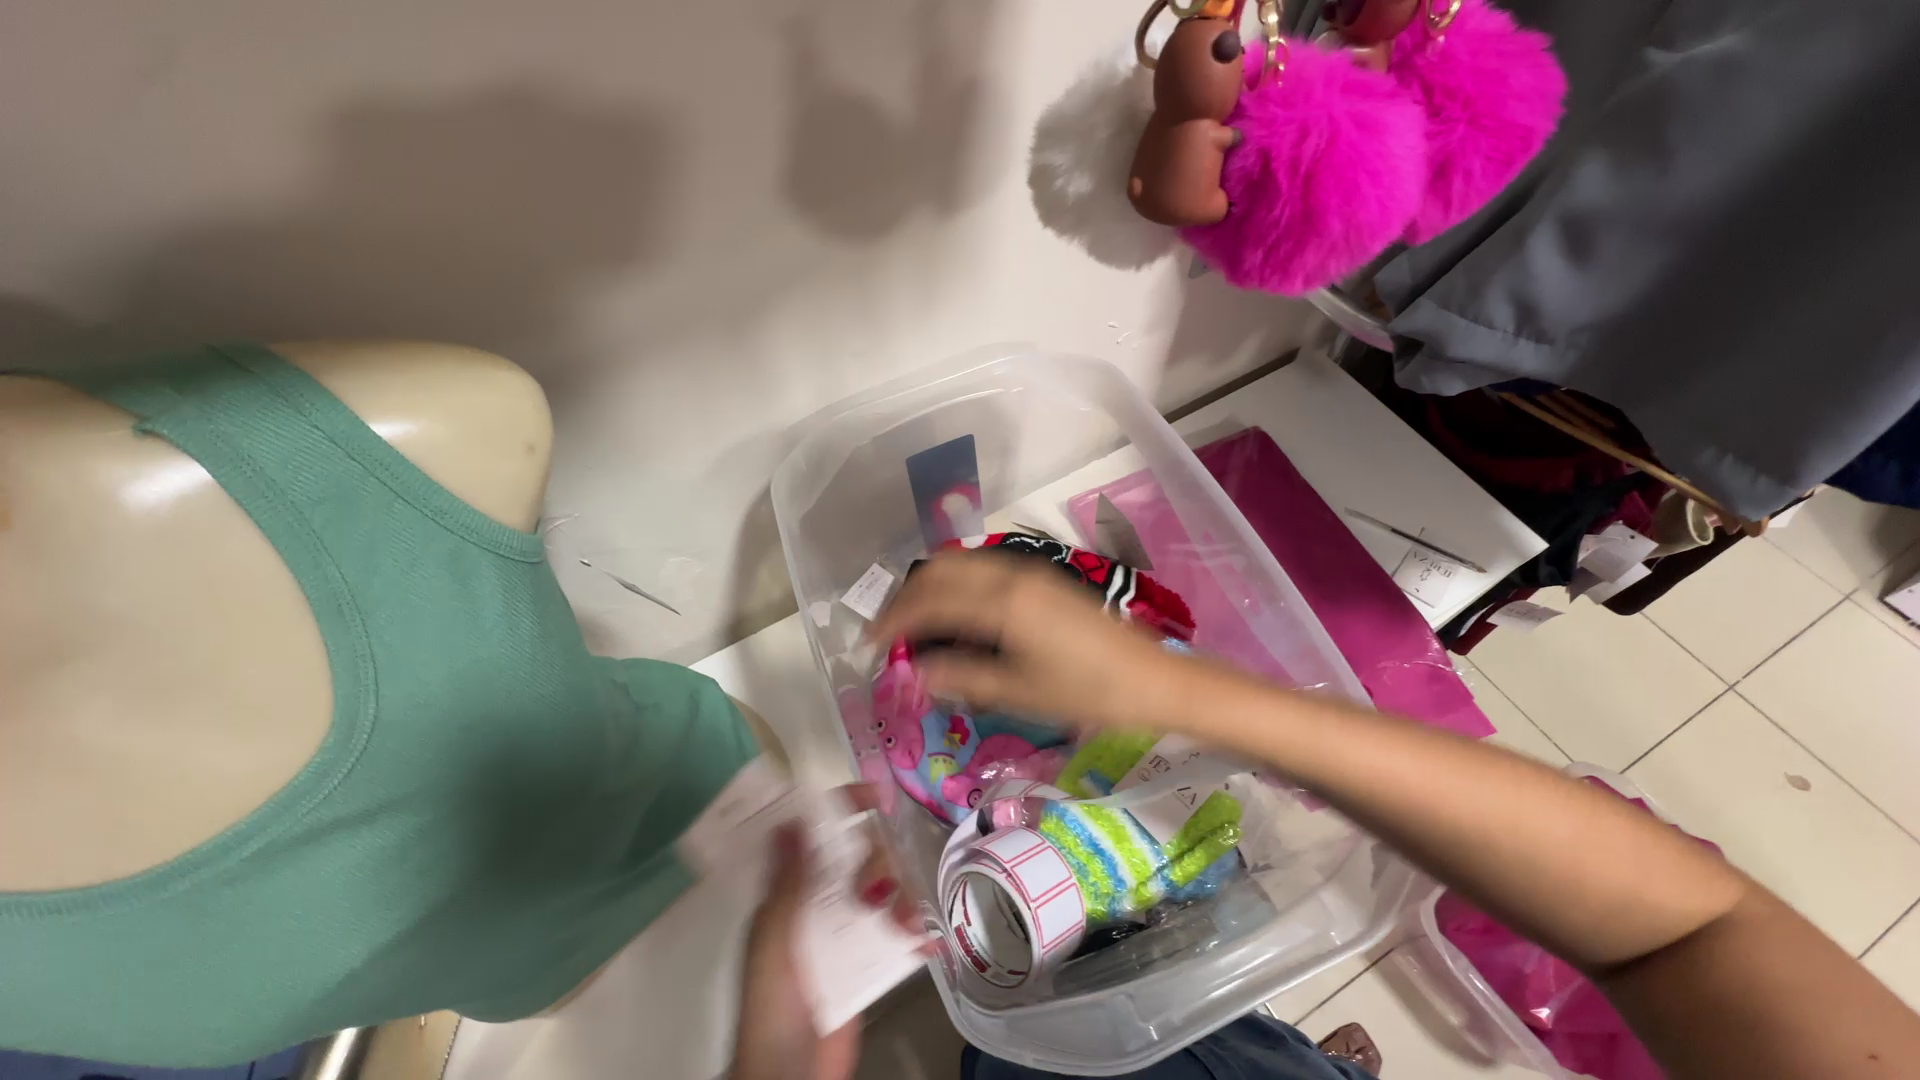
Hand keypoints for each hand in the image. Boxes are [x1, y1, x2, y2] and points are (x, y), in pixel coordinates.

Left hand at [727, 788, 917, 1079]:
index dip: (841, 807)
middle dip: (881, 862)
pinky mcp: (870, 960)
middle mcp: (819, 902)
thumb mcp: (773, 942)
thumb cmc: (770, 1007)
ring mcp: (846, 930)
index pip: (816, 833)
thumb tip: (791, 822)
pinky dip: (915, 930)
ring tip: (908, 926)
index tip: (874, 796)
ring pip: (885, 887)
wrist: (789, 1078)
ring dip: (904, 896)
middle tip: (882, 893)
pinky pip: (897, 930)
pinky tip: (925, 942)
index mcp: (788, 893)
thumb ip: (788, 885)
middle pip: (860, 855)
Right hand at [868, 551, 1197, 733]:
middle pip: (941, 571)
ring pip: (962, 564)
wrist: (1151, 679)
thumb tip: (917, 670)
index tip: (870, 644)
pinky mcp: (1043, 578)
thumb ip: (963, 676)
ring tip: (914, 620)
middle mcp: (1011, 575)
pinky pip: (984, 569)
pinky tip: (956, 611)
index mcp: (1002, 603)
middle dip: (907, 597)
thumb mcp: (1020, 693)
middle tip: (887, 630)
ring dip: (932, 586)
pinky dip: (957, 584)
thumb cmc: (1087, 692)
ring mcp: (1029, 572)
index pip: (930, 601)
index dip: (894, 620)